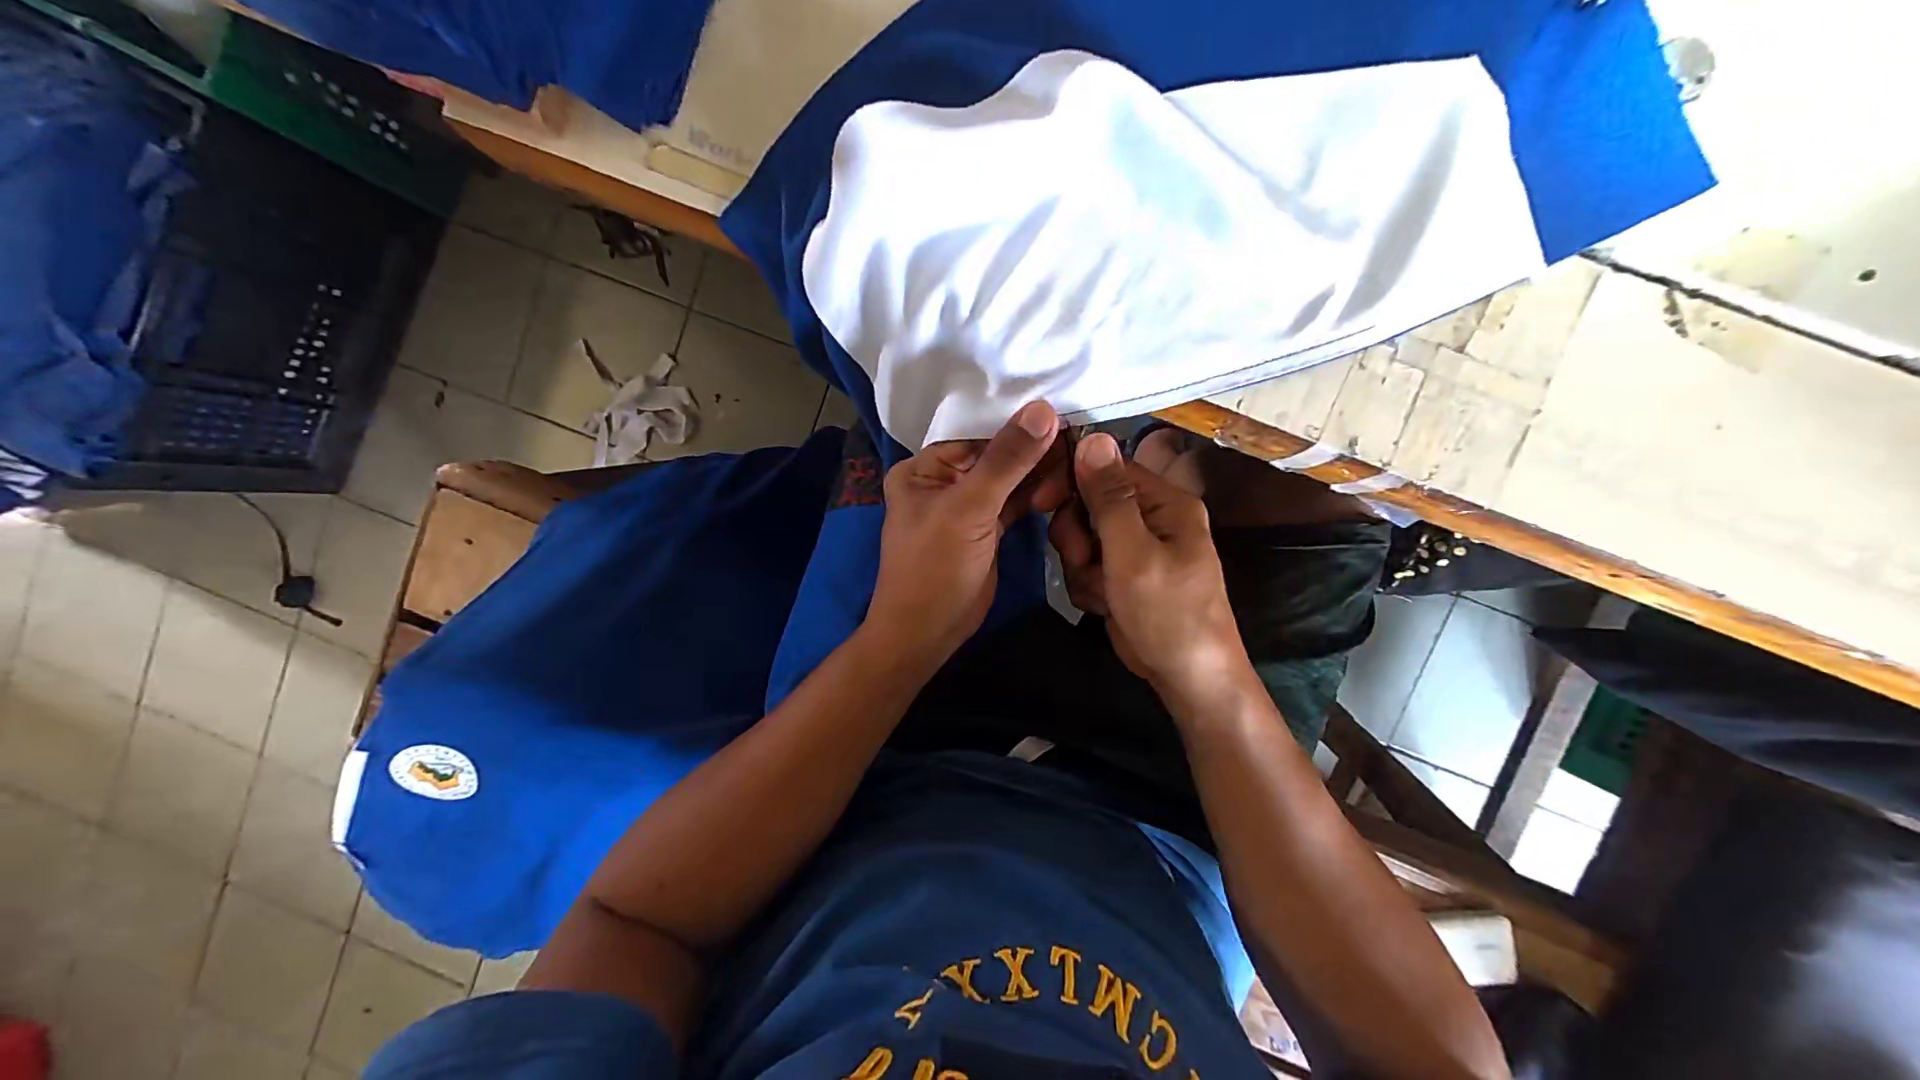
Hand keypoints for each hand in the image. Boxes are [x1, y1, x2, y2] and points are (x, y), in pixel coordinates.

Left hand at [867, 401, 1069, 664]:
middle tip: (1076, 450)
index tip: (1063, 417)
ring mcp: (968, 505)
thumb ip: (1007, 460)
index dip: (1019, 425)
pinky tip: (1066, 487)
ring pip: (1011, 478)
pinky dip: (1039, 495)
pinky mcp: (987, 527)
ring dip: (1041, 474)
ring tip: (1075, 470)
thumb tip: (1043, 409)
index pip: (978, 433)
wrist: (927, 633)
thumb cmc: (935, 568)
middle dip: (1034, 452)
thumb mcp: (968, 509)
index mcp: (925, 468)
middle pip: (998, 454)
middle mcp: (945, 480)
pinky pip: (1017, 501)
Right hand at [1049, 433, 1249, 697]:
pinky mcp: (1120, 576)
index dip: (1072, 482)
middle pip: (1088, 504)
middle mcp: (1150, 519)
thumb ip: (1108, 498)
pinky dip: (1088, 587)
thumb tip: (1093, 438)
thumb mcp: (1133, 553)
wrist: (1186, 678)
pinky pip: (1086, 567)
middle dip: (1078, 537)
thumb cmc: (1168, 613)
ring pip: (1081, 539)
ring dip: (1081, 567)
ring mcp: (1134, 550)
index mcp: (1165, 503)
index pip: (1108, 469)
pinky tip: (1104, 605)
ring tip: (1102, 591)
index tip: (1044, 502)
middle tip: (1085, 561)